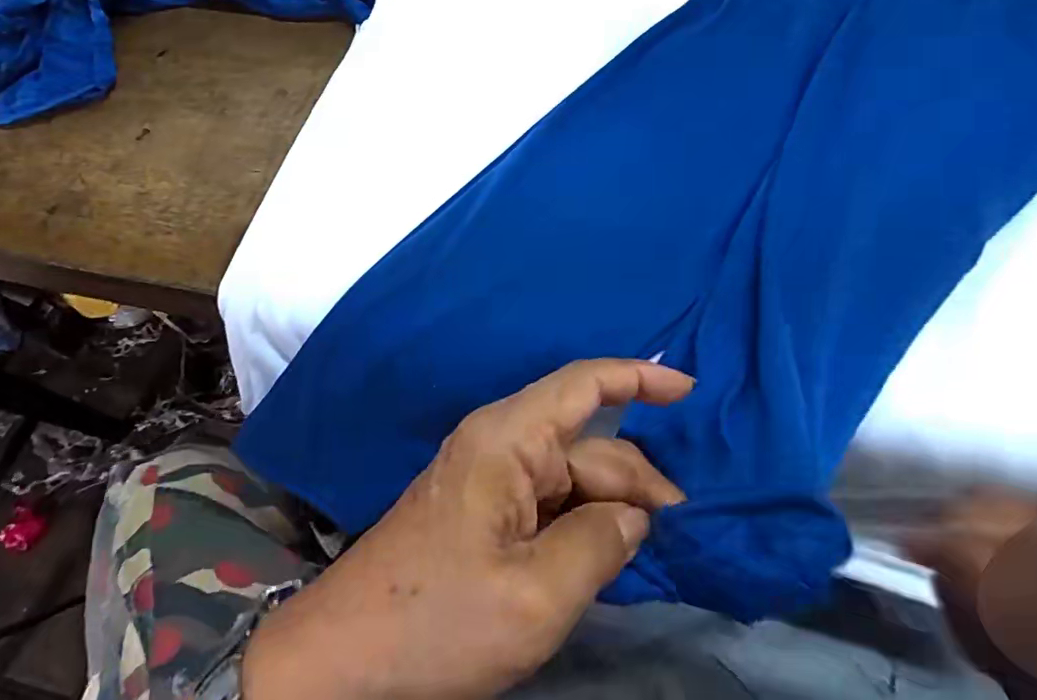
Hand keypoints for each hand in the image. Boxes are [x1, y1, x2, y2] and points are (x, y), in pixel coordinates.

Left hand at [242, 358, 693, 699]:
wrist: (346, 658)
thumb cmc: (439, 620)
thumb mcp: (536, 594)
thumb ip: (600, 542)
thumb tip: (635, 515)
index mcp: (508, 438)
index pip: (584, 384)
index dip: (640, 377)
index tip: (690, 390)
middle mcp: (500, 443)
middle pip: (587, 444)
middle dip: (637, 479)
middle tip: (685, 528)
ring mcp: (490, 476)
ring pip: (571, 477)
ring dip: (612, 507)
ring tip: (653, 549)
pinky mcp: (483, 509)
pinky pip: (549, 502)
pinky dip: (583, 522)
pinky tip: (608, 554)